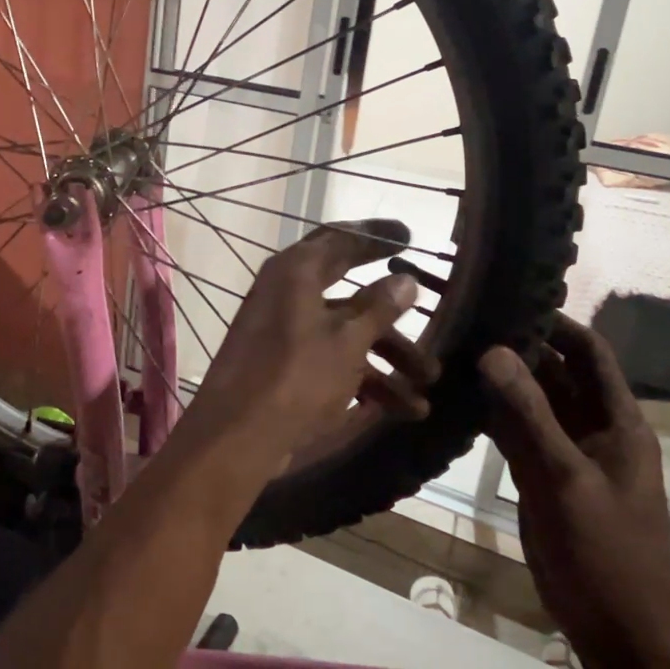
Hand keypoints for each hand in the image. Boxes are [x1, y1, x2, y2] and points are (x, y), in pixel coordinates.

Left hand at [183, 219, 440, 466]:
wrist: (238, 434)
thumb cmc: (295, 376)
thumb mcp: (346, 341)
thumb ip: (378, 307)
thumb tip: (404, 279)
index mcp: (295, 272)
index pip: (340, 239)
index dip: (375, 236)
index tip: (409, 236)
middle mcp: (286, 293)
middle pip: (349, 292)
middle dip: (393, 310)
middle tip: (431, 308)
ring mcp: (283, 331)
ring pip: (344, 332)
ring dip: (387, 355)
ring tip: (429, 384)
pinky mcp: (283, 366)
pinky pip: (331, 360)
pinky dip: (364, 379)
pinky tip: (402, 409)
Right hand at [480, 316, 669, 668]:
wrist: (616, 629)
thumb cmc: (605, 551)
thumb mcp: (566, 479)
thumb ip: (529, 415)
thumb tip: (494, 350)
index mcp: (617, 423)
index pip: (591, 354)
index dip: (558, 323)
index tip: (510, 297)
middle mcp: (592, 429)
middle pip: (556, 373)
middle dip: (518, 346)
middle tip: (466, 317)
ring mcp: (565, 454)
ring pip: (531, 402)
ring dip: (499, 379)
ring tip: (452, 346)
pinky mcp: (540, 477)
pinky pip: (514, 433)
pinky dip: (489, 414)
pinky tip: (454, 397)